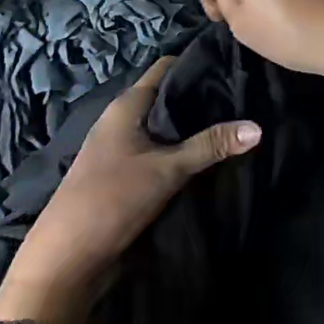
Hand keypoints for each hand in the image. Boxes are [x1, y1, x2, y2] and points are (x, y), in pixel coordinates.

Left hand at [0, 56, 260, 322]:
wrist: (65, 261)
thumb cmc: (111, 199)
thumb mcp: (167, 169)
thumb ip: (211, 145)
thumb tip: (258, 126)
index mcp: (127, 105)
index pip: (168, 67)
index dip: (198, 62)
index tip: (234, 64)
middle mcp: (123, 119)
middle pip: (169, 96)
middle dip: (202, 97)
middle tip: (245, 96)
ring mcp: (122, 147)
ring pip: (166, 126)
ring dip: (193, 126)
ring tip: (235, 121)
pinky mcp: (124, 172)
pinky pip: (160, 149)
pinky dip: (182, 148)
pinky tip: (210, 154)